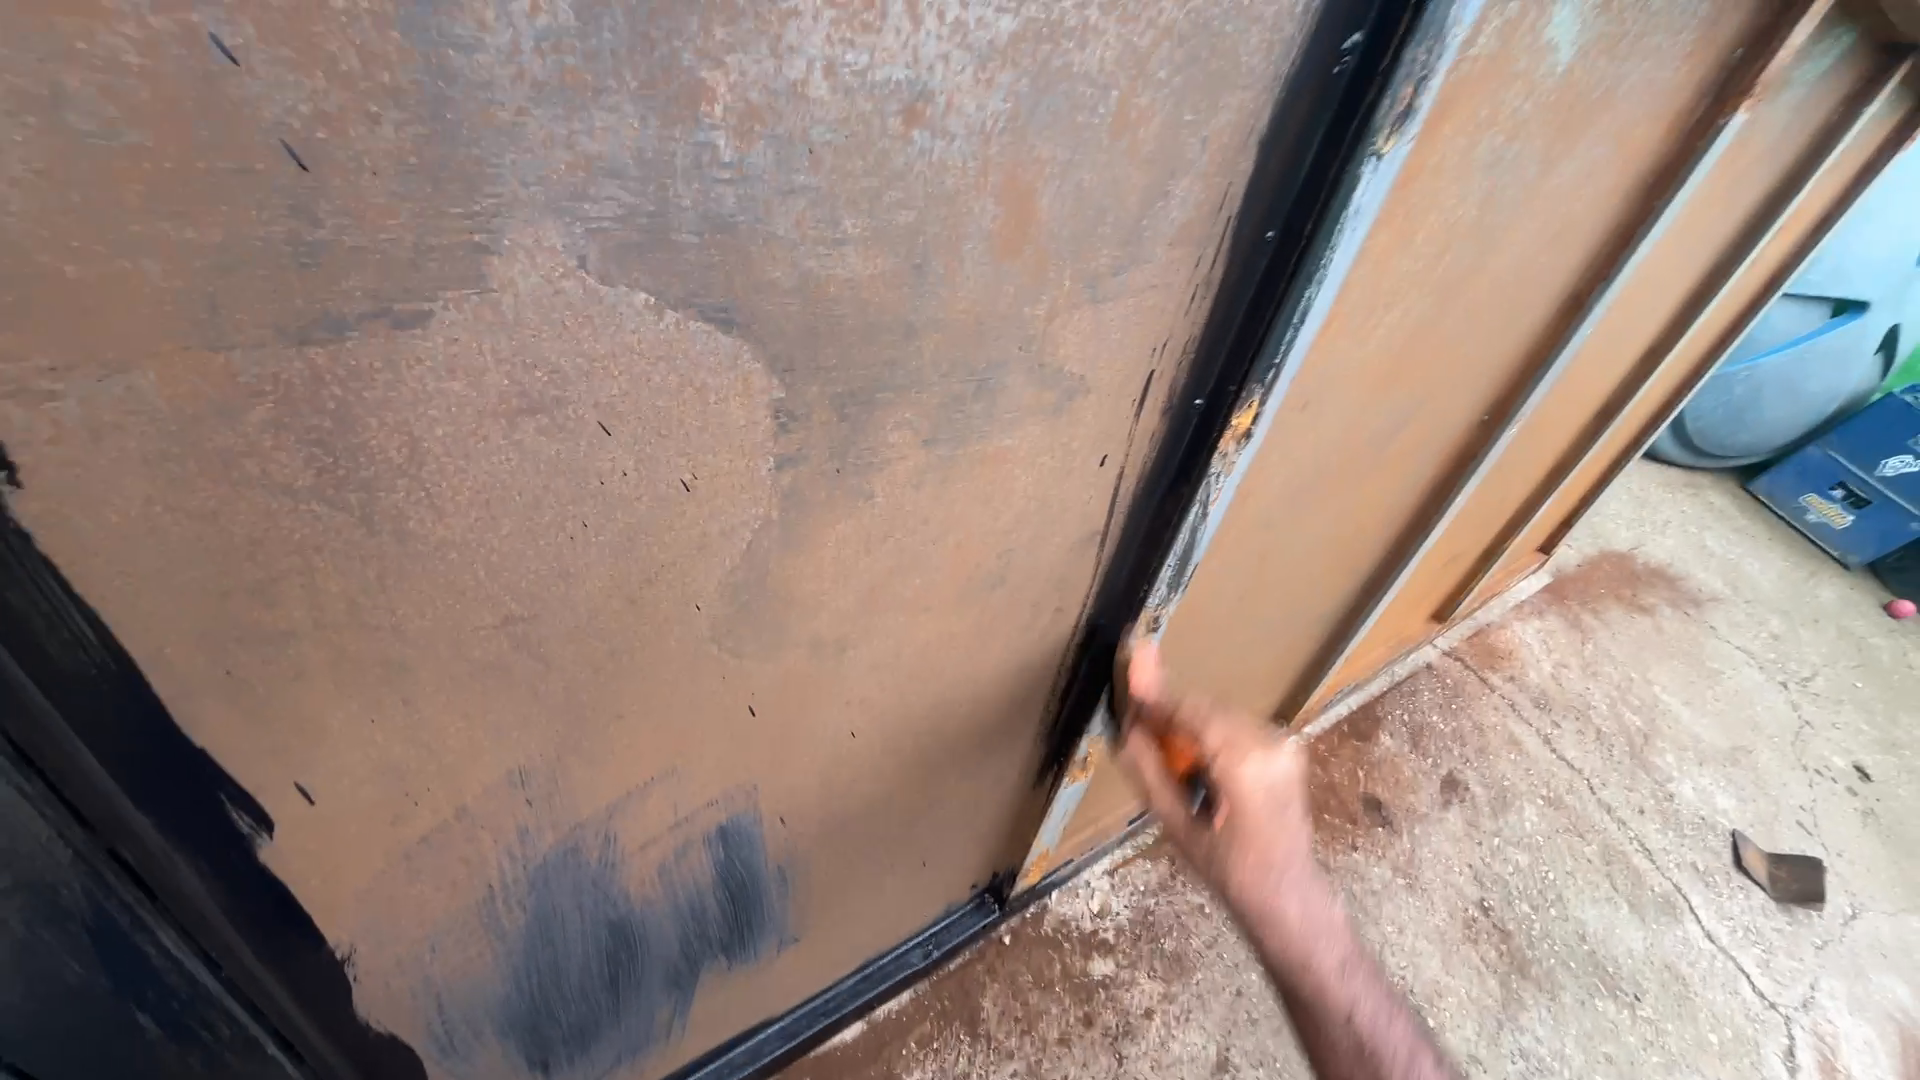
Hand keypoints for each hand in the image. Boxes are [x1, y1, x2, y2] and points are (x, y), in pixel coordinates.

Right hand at [1114, 640, 1324, 957]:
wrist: (1290, 899)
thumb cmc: (1230, 873)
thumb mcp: (1176, 825)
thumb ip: (1149, 768)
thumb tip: (1126, 725)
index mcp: (1244, 762)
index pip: (1188, 711)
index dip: (1154, 692)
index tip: (1131, 656)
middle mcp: (1269, 741)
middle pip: (1203, 708)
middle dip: (1168, 713)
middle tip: (1138, 728)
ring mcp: (1283, 742)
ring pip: (1218, 713)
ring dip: (1188, 725)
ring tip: (1171, 758)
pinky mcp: (1287, 747)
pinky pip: (1234, 725)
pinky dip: (1209, 734)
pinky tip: (1198, 763)